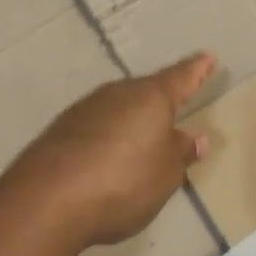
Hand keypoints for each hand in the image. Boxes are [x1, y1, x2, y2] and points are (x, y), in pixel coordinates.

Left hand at [7, 52, 217, 247]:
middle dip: (160, 100)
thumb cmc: (122, 181)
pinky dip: (107, 136)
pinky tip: (108, 155)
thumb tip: (194, 138)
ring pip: (119, 107)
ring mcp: (85, 109)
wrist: (48, 198)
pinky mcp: (61, 130)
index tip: (208, 57)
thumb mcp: (165, 174)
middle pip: (146, 91)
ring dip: (131, 119)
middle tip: (175, 108)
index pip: (181, 78)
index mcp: (150, 97)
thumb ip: (181, 153)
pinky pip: (96, 126)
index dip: (197, 70)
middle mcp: (117, 93)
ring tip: (142, 138)